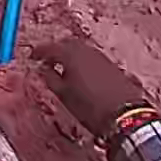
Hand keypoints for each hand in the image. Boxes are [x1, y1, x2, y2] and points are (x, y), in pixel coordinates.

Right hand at [33, 37, 153, 138]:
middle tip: (47, 60)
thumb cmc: (91, 107)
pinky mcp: (112, 66)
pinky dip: (82, 61)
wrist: (128, 117)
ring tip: (63, 68)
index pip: (49, 48)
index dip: (39, 52)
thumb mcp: (64, 95)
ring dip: (69, 55)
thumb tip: (44, 69)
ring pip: (80, 49)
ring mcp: (101, 57)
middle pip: (66, 44)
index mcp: (70, 55)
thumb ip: (50, 78)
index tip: (32, 57)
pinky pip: (91, 57)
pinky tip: (81, 73)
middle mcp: (86, 51)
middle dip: (55, 50)